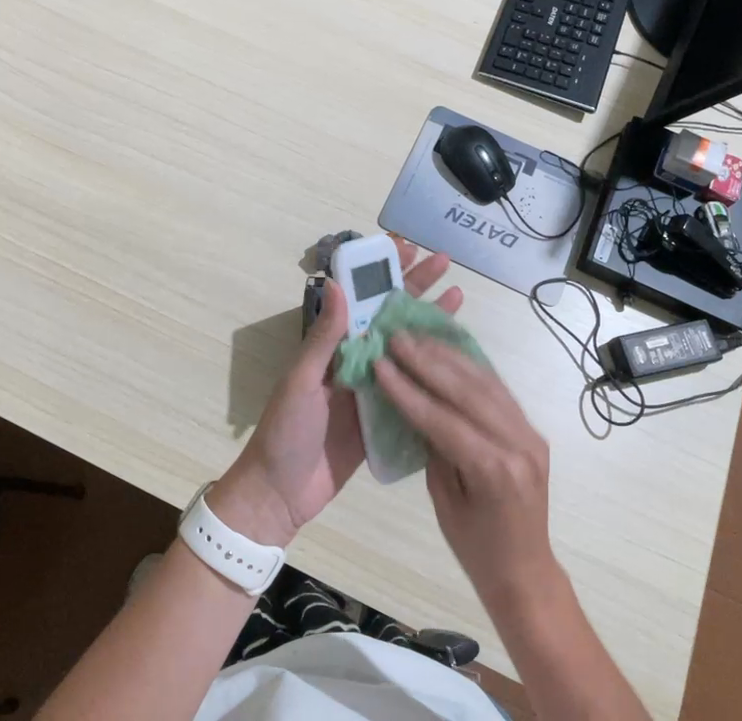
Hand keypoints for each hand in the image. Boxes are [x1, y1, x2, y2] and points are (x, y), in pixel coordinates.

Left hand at [213, 239, 462, 546]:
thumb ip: (323, 336)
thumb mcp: (302, 381)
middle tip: (444, 262)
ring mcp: (372, 389)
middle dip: (415, 287)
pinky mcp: (385, 417)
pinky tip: (457, 357)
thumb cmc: (286, 432)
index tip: (406, 246)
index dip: (382, 272)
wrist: (282, 494)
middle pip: (390, 316)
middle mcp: (354, 360)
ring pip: (406, 347)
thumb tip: (335, 281)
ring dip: (429, 322)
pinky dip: (434, 369)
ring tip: (459, 298)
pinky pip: (413, 386)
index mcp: (332, 346)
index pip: (362, 299)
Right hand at [374, 334, 554, 604]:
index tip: (381, 362)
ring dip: (449, 356)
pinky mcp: (532, 430)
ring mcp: (530, 434)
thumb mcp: (444, 500)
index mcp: (493, 469)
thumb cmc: (475, 546)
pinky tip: (450, 351)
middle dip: (428, 361)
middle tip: (397, 338)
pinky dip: (472, 368)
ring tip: (418, 337)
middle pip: (468, 391)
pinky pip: (499, 391)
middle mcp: (517, 444)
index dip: (408, 389)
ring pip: (486, 383)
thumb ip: (434, 448)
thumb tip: (417, 404)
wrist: (524, 569)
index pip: (443, 418)